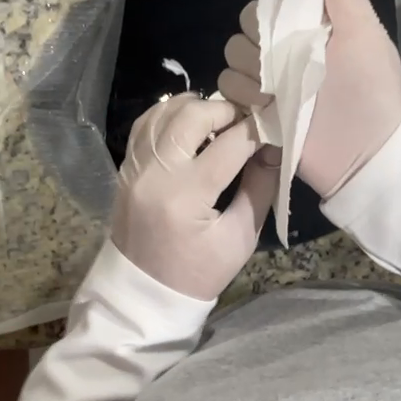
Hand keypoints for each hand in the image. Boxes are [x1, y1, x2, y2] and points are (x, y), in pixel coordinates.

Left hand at [111, 94, 275, 300]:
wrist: (143, 292)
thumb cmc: (198, 272)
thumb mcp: (240, 238)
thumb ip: (261, 187)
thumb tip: (274, 147)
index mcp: (186, 195)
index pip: (231, 144)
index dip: (258, 130)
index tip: (275, 126)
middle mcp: (155, 172)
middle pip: (192, 115)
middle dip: (226, 110)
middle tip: (245, 122)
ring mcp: (135, 167)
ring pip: (164, 111)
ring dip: (197, 108)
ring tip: (219, 123)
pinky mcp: (126, 167)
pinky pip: (146, 123)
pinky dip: (170, 115)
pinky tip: (190, 124)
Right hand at [218, 0, 400, 199]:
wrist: (364, 154)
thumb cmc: (369, 90)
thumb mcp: (363, 35)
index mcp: (308, 28)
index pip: (267, 3)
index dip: (268, 10)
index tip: (284, 25)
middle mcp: (283, 52)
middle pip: (243, 28)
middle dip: (255, 42)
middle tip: (279, 63)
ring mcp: (267, 83)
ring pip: (230, 58)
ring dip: (247, 72)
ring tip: (274, 93)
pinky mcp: (255, 113)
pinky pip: (226, 91)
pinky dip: (239, 96)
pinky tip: (264, 108)